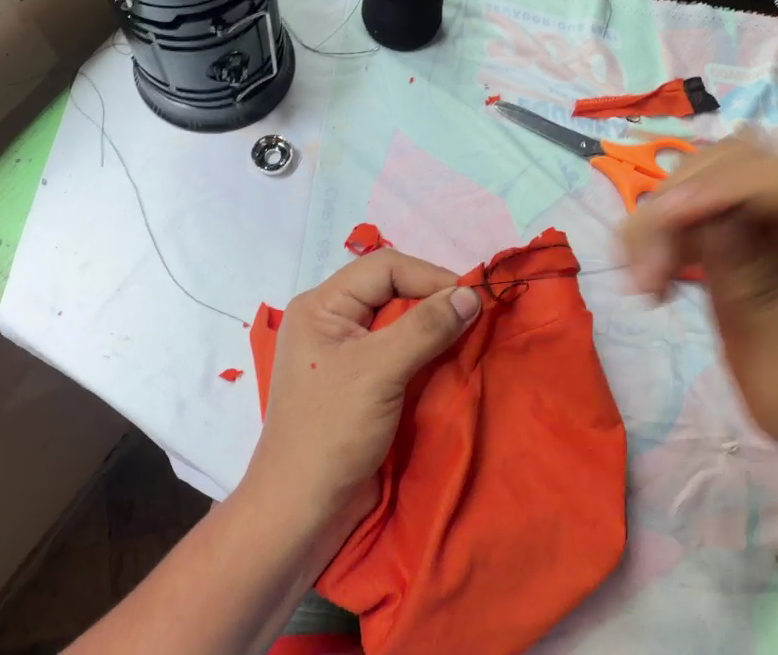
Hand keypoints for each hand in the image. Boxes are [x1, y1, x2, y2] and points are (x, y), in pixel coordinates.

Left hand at [241, 250, 479, 528]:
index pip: (384, 268)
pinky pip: (399, 352)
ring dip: (434, 328)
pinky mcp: (361, 383)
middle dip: (434, 300)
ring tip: (470, 337)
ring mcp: (345, 353)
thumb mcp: (379, 371)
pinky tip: (452, 362)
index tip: (473, 299)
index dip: (429, 276)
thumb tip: (471, 293)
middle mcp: (331, 321)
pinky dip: (427, 353)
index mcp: (321, 306)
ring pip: (399, 322)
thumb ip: (425, 328)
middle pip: (392, 290)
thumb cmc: (331, 432)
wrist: (302, 510)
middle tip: (476, 318)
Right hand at [621, 137, 777, 488]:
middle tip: (645, 265)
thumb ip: (755, 293)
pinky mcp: (761, 241)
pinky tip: (651, 273)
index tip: (667, 220)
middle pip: (752, 165)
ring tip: (642, 276)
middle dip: (686, 198)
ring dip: (667, 214)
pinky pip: (705, 211)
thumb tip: (702, 219)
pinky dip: (668, 232)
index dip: (731, 186)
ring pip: (718, 177)